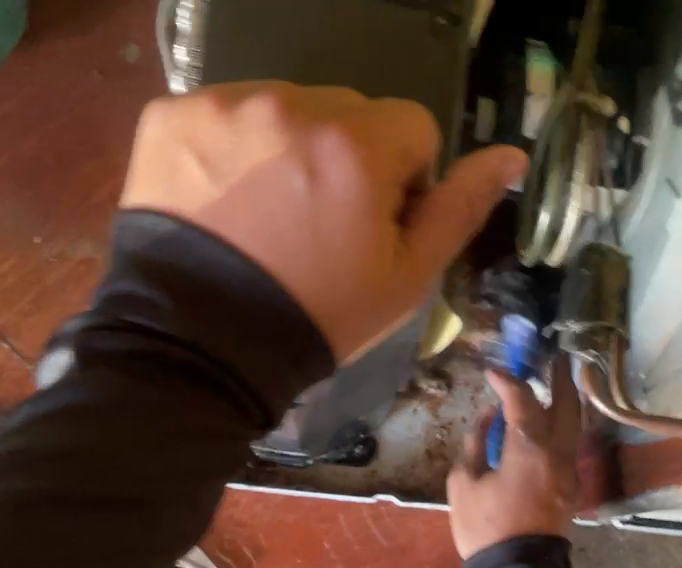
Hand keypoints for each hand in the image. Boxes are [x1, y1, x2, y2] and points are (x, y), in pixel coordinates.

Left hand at [120, 82, 528, 363]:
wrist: (203, 349)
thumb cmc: (319, 318)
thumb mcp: (406, 280)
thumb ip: (459, 209)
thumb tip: (510, 155)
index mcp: (359, 145)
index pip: (413, 129)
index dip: (403, 182)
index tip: (373, 228)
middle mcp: (293, 105)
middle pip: (348, 114)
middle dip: (347, 160)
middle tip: (318, 229)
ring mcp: (225, 106)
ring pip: (286, 110)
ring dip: (289, 150)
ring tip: (266, 220)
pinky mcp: (171, 117)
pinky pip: (225, 117)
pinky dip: (231, 151)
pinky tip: (224, 206)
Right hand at [447, 360, 582, 558]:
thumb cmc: (485, 528)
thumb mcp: (464, 484)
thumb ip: (475, 444)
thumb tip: (489, 419)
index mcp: (529, 447)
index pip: (522, 400)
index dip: (507, 381)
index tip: (492, 373)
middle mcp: (558, 452)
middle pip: (566, 403)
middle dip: (559, 377)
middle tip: (554, 356)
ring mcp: (570, 470)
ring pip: (574, 424)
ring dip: (566, 400)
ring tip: (557, 382)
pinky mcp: (571, 486)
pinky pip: (570, 444)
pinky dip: (563, 425)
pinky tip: (550, 422)